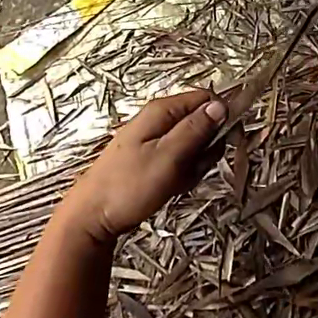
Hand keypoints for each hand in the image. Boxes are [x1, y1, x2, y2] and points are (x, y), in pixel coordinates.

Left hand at [59, 90, 227, 242]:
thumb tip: (221, 105)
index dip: (221, 117)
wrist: (91, 218)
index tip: (226, 141)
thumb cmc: (129, 187)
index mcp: (161, 111)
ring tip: (178, 180)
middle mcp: (159, 120)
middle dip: (206, 148)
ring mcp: (155, 141)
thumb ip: (196, 129)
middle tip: (193, 167)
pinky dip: (182, 175)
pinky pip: (181, 162)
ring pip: (194, 146)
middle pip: (202, 123)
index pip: (206, 98)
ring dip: (194, 165)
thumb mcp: (168, 157)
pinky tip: (170, 187)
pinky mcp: (152, 159)